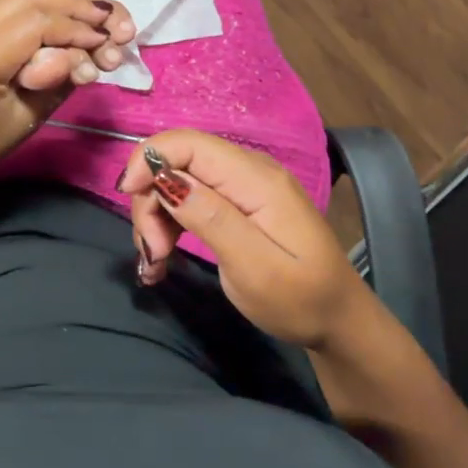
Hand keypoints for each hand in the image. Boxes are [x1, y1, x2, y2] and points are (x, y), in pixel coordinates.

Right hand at [117, 130, 370, 348]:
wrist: (341, 325)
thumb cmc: (302, 301)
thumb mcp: (256, 268)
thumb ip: (211, 219)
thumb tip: (165, 178)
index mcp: (256, 179)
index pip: (188, 142)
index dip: (149, 158)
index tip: (126, 196)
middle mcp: (247, 170)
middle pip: (177, 161)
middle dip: (150, 199)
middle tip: (152, 252)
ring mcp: (241, 186)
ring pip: (176, 180)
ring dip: (156, 216)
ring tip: (157, 261)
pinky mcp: (235, 202)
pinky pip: (187, 197)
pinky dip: (168, 223)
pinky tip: (163, 256)